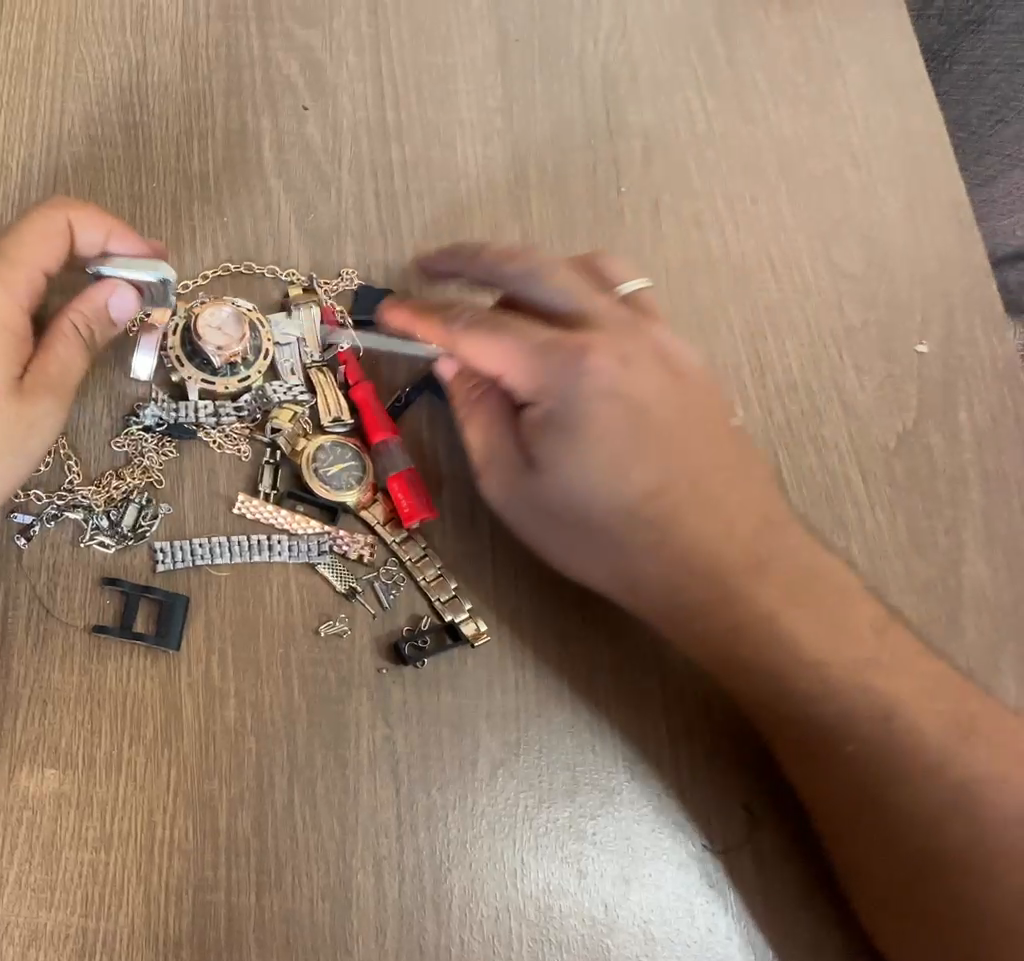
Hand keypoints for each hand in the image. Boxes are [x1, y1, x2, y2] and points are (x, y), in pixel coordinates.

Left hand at [0, 196, 162, 550]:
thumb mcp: (41, 400)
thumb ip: (82, 334)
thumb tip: (122, 290)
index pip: (59, 220)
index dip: (115, 232)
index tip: (152, 267)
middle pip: (33, 241)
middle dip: (93, 262)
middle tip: (137, 303)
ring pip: (7, 270)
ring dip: (58, 289)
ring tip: (96, 333)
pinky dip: (23, 307)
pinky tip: (43, 348)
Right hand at [380, 244, 800, 623]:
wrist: (718, 557)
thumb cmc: (599, 533)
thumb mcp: (510, 484)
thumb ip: (476, 412)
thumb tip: (452, 361)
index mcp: (565, 370)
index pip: (475, 327)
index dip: (423, 316)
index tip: (385, 309)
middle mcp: (615, 334)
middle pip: (531, 271)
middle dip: (470, 261)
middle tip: (426, 264)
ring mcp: (657, 336)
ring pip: (585, 269)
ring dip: (530, 270)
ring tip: (493, 293)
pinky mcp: (680, 352)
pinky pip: (624, 293)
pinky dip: (578, 288)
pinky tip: (559, 321)